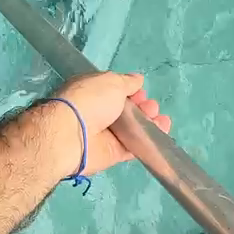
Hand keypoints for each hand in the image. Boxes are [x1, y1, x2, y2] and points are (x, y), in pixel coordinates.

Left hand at [41, 72, 170, 176]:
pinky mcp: (112, 153)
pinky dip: (149, 139)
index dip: (130, 91)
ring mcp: (105, 135)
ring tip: (159, 118)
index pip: (114, 91)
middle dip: (143, 106)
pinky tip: (162, 130)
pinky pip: (134, 146)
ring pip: (133, 128)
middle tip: (150, 106)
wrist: (71, 136)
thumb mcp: (110, 82)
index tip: (141, 92)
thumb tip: (137, 79)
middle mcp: (97, 113)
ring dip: (149, 121)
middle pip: (126, 110)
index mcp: (91, 93)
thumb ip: (126, 82)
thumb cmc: (89, 101)